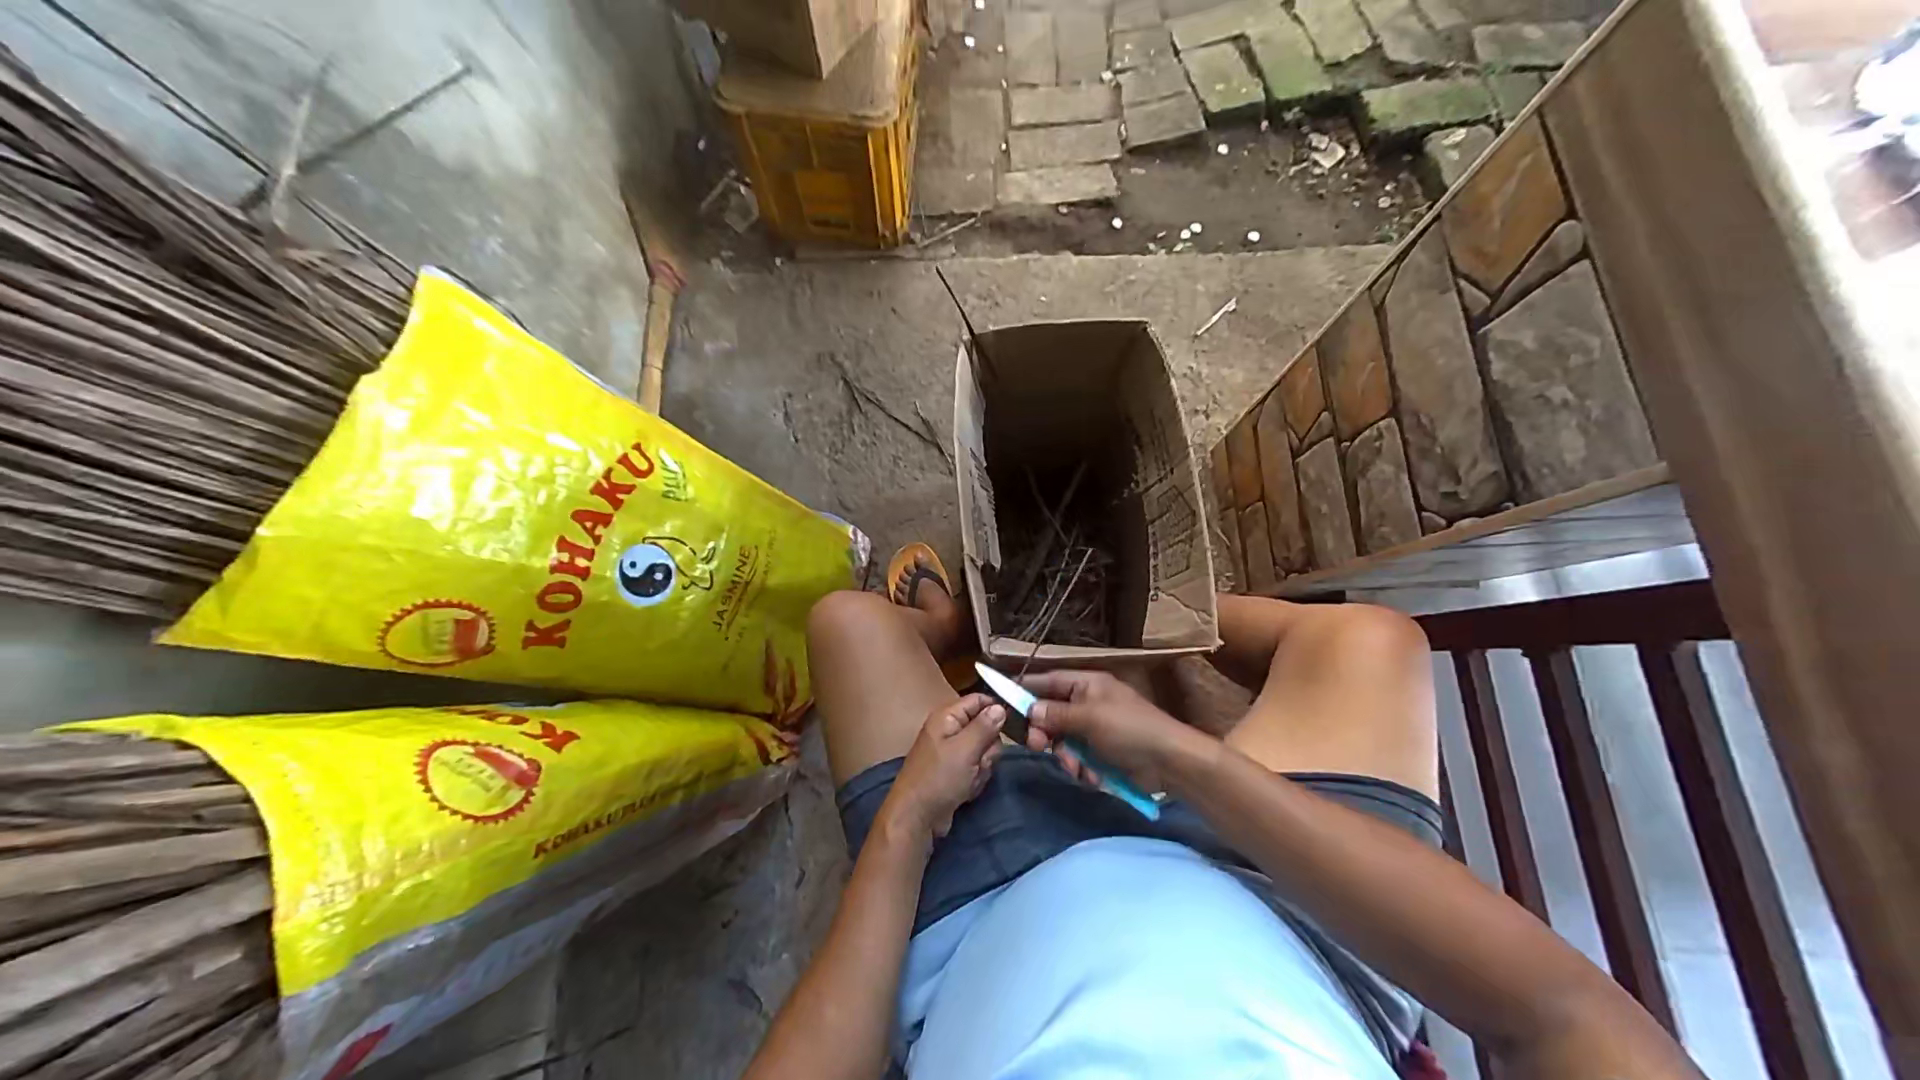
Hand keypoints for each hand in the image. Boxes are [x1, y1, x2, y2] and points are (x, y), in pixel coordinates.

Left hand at [878, 694, 1006, 840]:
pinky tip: (966, 789)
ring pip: (985, 750)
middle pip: (986, 727)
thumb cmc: (939, 778)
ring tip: (969, 778)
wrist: (917, 817)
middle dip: (988, 748)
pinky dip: (976, 778)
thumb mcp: (965, 749)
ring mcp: (953, 751)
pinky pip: (977, 767)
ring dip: (982, 766)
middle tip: (979, 761)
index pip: (979, 700)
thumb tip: (1000, 707)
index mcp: (947, 716)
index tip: (1011, 725)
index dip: (995, 710)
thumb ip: (985, 726)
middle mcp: (950, 730)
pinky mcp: (956, 771)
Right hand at [1018, 669, 1208, 789]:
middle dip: (1046, 733)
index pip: (1047, 680)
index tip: (1002, 698)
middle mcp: (1088, 703)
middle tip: (1040, 746)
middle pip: (1050, 714)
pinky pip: (1078, 759)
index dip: (1025, 688)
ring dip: (1066, 756)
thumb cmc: (1129, 728)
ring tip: (1078, 767)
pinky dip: (1082, 768)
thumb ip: (1055, 713)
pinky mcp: (1101, 754)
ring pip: (1062, 741)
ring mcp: (1095, 730)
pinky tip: (1093, 776)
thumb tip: (1029, 709)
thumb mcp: (1089, 717)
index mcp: (1086, 684)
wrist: (1168, 762)